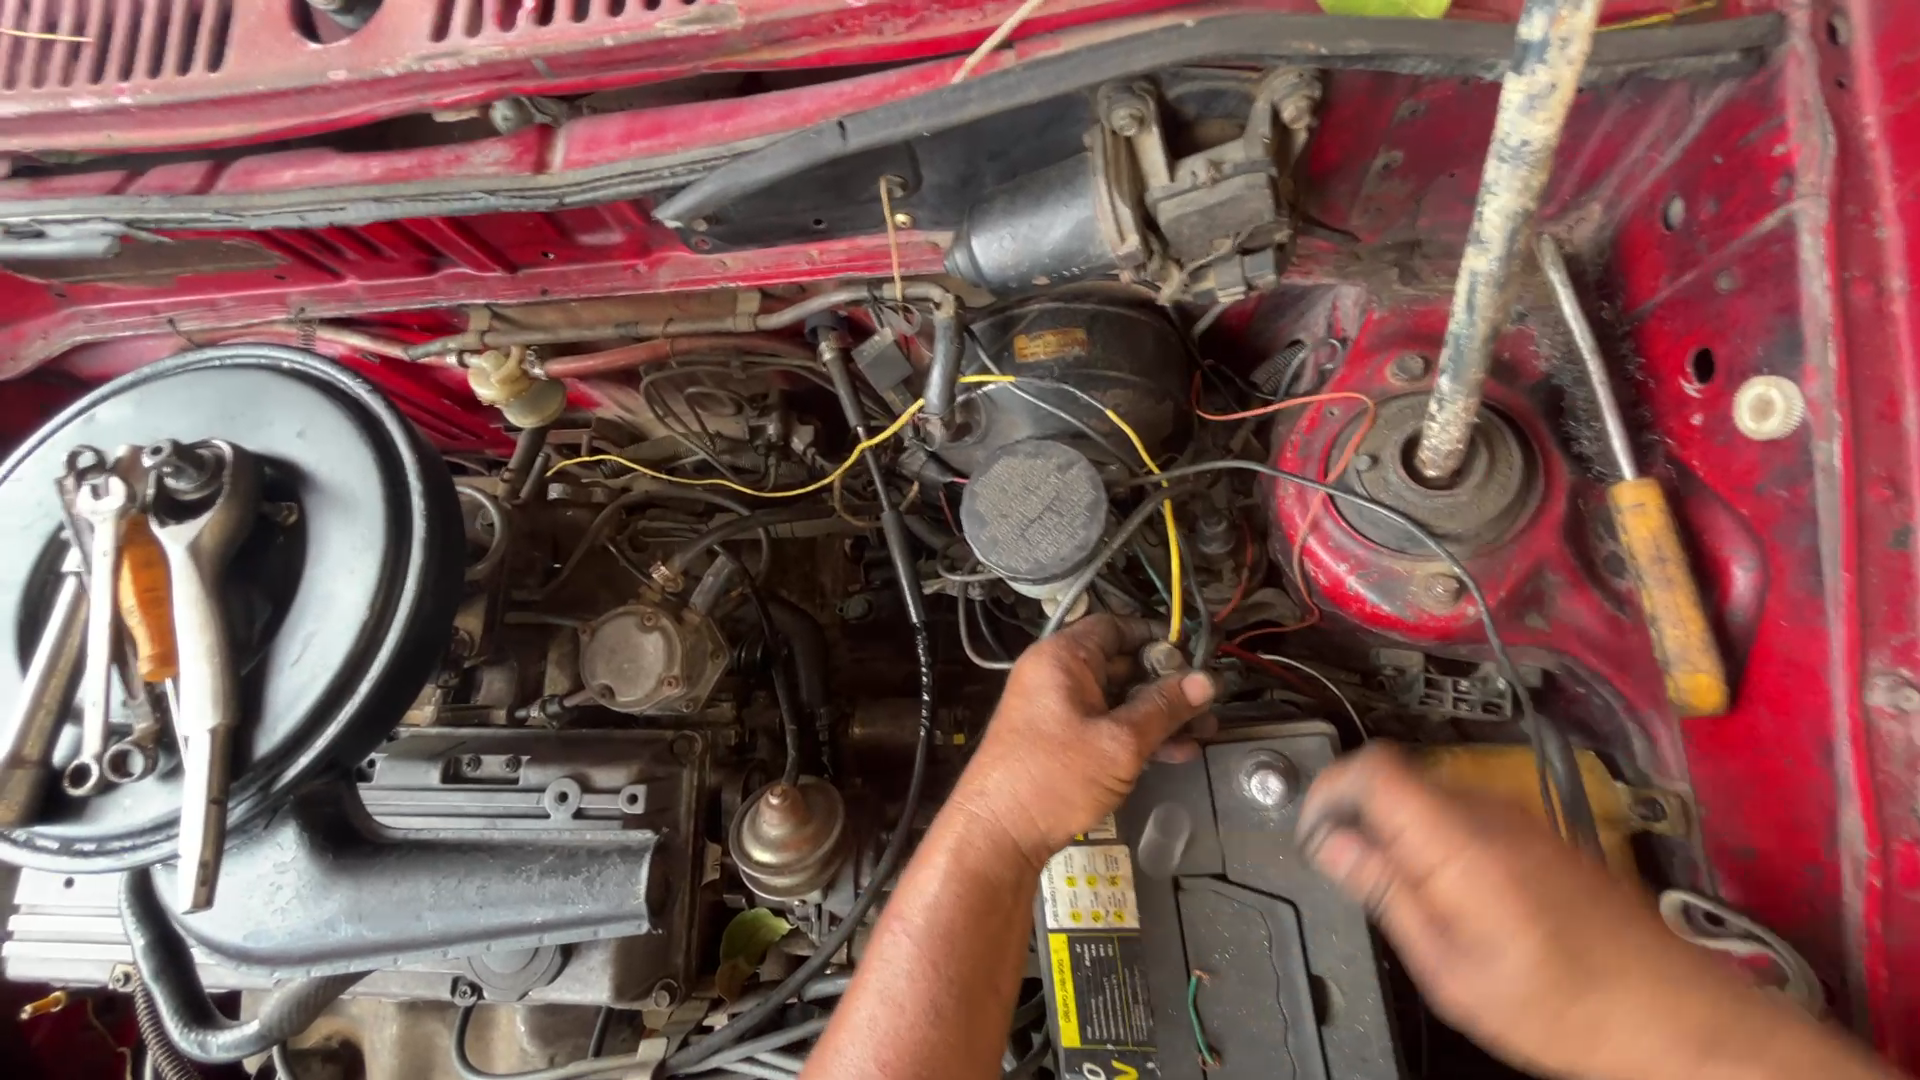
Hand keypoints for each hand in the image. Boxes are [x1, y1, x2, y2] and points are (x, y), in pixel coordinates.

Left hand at [946, 615, 1215, 870]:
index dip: (1156, 635)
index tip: (1193, 654)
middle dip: (1166, 683)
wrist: (999, 832)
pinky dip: (1136, 734)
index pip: (1114, 626)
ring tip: (1204, 732)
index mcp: (1062, 657)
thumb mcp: (1120, 742)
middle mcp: (1056, 674)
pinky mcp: (1059, 739)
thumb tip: (1207, 679)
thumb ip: (1165, 709)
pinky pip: (1105, 724)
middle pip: (1120, 663)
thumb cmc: (1056, 775)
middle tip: (1208, 701)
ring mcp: (1056, 707)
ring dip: (1159, 714)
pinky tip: (1176, 753)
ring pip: (1117, 698)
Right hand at [1297, 744, 1893, 1079]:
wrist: (1690, 1025)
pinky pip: (1461, 814)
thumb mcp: (1452, 969)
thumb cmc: (1573, 1009)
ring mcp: (1518, 819)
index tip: (1316, 828)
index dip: (1328, 787)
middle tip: (1360, 878)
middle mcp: (1489, 814)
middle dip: (1361, 818)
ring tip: (1412, 899)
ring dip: (1397, 831)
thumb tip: (1330, 843)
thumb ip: (1386, 892)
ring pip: (1425, 796)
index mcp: (1460, 842)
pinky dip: (1434, 840)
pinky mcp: (1537, 833)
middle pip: (1394, 779)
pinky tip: (1456, 899)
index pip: (1371, 767)